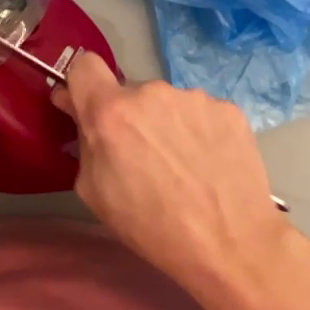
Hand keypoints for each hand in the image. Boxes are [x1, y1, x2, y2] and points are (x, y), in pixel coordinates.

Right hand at [52, 53, 296, 303]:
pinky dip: (197, 131)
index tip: (87, 108)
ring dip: (165, 123)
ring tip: (181, 165)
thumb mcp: (93, 191)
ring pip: (166, 103)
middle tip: (142, 157)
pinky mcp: (228, 109)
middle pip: (128, 92)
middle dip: (128, 117)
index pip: (83, 66)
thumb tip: (79, 111)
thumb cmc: (150, 226)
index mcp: (110, 112)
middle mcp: (151, 93)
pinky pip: (198, 113)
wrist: (230, 243)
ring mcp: (193, 98)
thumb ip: (83, 142)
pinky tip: (207, 163)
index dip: (82, 86)